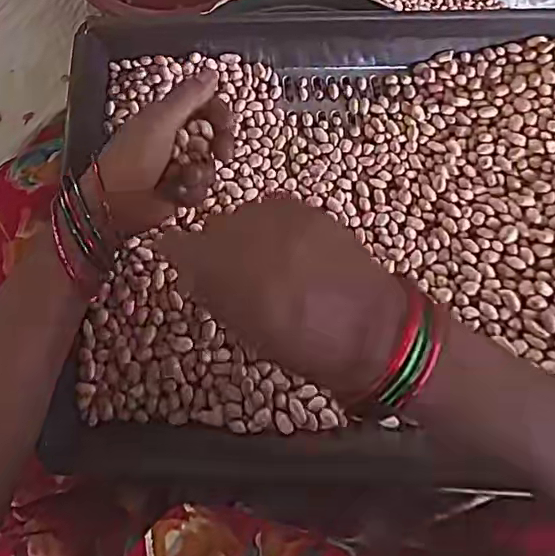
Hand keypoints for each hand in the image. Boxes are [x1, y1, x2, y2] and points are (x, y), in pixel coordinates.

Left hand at [90, 69, 234, 236]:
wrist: (114, 202)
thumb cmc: (132, 158)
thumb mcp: (161, 122)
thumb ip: (188, 97)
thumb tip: (211, 71)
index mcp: (168, 115)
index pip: (206, 106)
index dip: (220, 115)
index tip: (225, 126)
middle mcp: (175, 138)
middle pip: (215, 135)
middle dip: (218, 146)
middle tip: (221, 155)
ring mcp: (177, 165)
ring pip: (210, 164)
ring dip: (199, 173)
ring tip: (180, 179)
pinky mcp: (178, 190)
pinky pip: (201, 188)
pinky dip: (190, 192)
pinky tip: (174, 194)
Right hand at [156, 198, 411, 398]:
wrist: (376, 332)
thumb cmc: (306, 345)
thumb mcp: (248, 329)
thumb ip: (214, 292)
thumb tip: (190, 269)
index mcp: (232, 273)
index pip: (183, 247)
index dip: (178, 253)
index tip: (179, 261)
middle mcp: (252, 237)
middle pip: (213, 227)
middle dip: (214, 245)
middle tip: (228, 269)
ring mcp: (282, 219)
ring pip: (243, 215)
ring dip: (244, 233)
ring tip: (263, 257)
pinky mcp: (307, 210)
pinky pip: (273, 210)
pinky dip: (272, 226)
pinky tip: (285, 247)